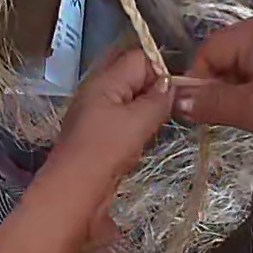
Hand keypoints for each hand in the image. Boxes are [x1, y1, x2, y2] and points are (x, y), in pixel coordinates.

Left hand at [39, 47, 172, 202]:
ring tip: (160, 127)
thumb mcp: (137, 121)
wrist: (73, 193)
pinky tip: (143, 143)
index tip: (179, 92)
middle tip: (173, 109)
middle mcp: (98, 95)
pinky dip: (136, 132)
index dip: (161, 71)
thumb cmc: (104, 151)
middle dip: (155, 93)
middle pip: (134, 81)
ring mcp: (96, 118)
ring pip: (130, 105)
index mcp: (104, 82)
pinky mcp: (98, 140)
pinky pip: (124, 126)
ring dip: (147, 115)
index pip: (139, 59)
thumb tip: (170, 85)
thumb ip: (158, 100)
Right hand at [175, 9, 252, 156]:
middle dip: (220, 91)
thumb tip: (175, 101)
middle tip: (229, 120)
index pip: (208, 50)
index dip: (197, 83)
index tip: (198, 114)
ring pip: (243, 70)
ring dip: (239, 97)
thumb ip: (210, 103)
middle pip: (225, 57)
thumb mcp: (252, 110)